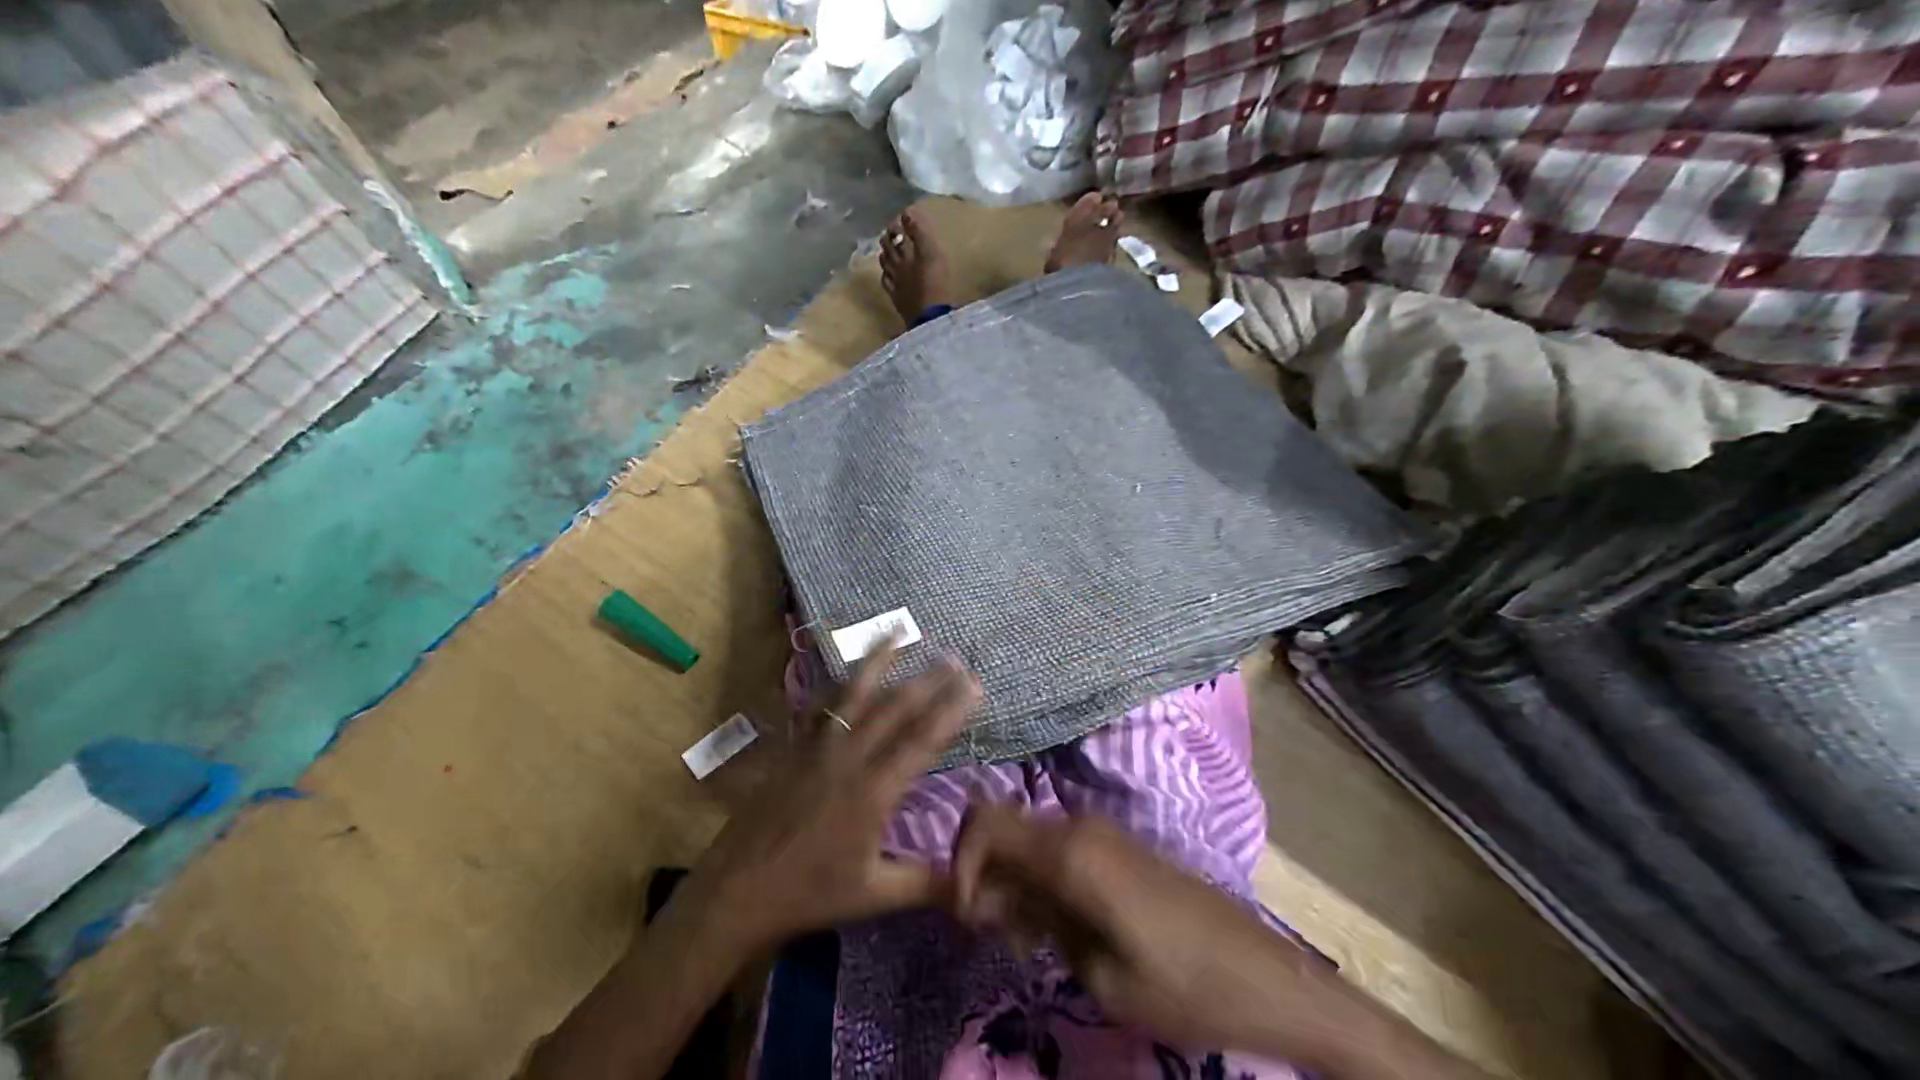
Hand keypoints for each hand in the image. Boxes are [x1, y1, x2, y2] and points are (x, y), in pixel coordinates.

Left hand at [689, 640, 981, 950]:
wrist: (737, 891)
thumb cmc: (810, 894)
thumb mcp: (875, 895)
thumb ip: (927, 884)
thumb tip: (975, 883)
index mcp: (873, 792)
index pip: (921, 741)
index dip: (951, 710)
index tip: (974, 684)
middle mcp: (848, 759)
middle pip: (894, 709)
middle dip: (928, 680)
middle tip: (955, 658)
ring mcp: (817, 749)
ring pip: (853, 695)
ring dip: (878, 661)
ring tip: (897, 632)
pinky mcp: (793, 750)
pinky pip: (820, 707)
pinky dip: (837, 685)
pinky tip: (845, 672)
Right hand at [951, 805, 1316, 1049]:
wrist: (1266, 977)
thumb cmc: (1182, 985)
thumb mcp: (1097, 974)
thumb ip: (1036, 924)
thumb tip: (993, 899)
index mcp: (1069, 852)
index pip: (984, 824)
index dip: (961, 864)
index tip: (966, 916)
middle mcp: (1080, 827)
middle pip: (1002, 829)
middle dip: (985, 877)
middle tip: (993, 935)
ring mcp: (1102, 833)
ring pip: (1028, 840)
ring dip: (1012, 882)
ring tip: (1026, 941)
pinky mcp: (1118, 847)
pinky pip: (1058, 850)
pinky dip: (1040, 881)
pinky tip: (1056, 929)